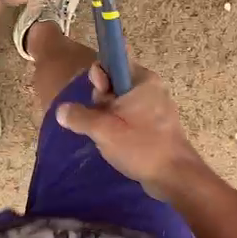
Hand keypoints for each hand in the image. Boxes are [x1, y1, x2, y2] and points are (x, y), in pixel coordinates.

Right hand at [55, 65, 210, 200]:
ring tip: (110, 137)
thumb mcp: (103, 130)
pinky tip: (117, 143)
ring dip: (108, 118)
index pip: (114, 61)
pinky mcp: (157, 124)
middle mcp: (151, 87)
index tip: (98, 95)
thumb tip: (61, 110)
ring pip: (120, 103)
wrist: (175, 177)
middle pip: (114, 84)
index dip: (99, 76)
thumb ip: (78, 116)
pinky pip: (130, 117)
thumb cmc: (140, 146)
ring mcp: (156, 106)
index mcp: (142, 79)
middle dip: (102, 102)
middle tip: (103, 122)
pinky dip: (120, 127)